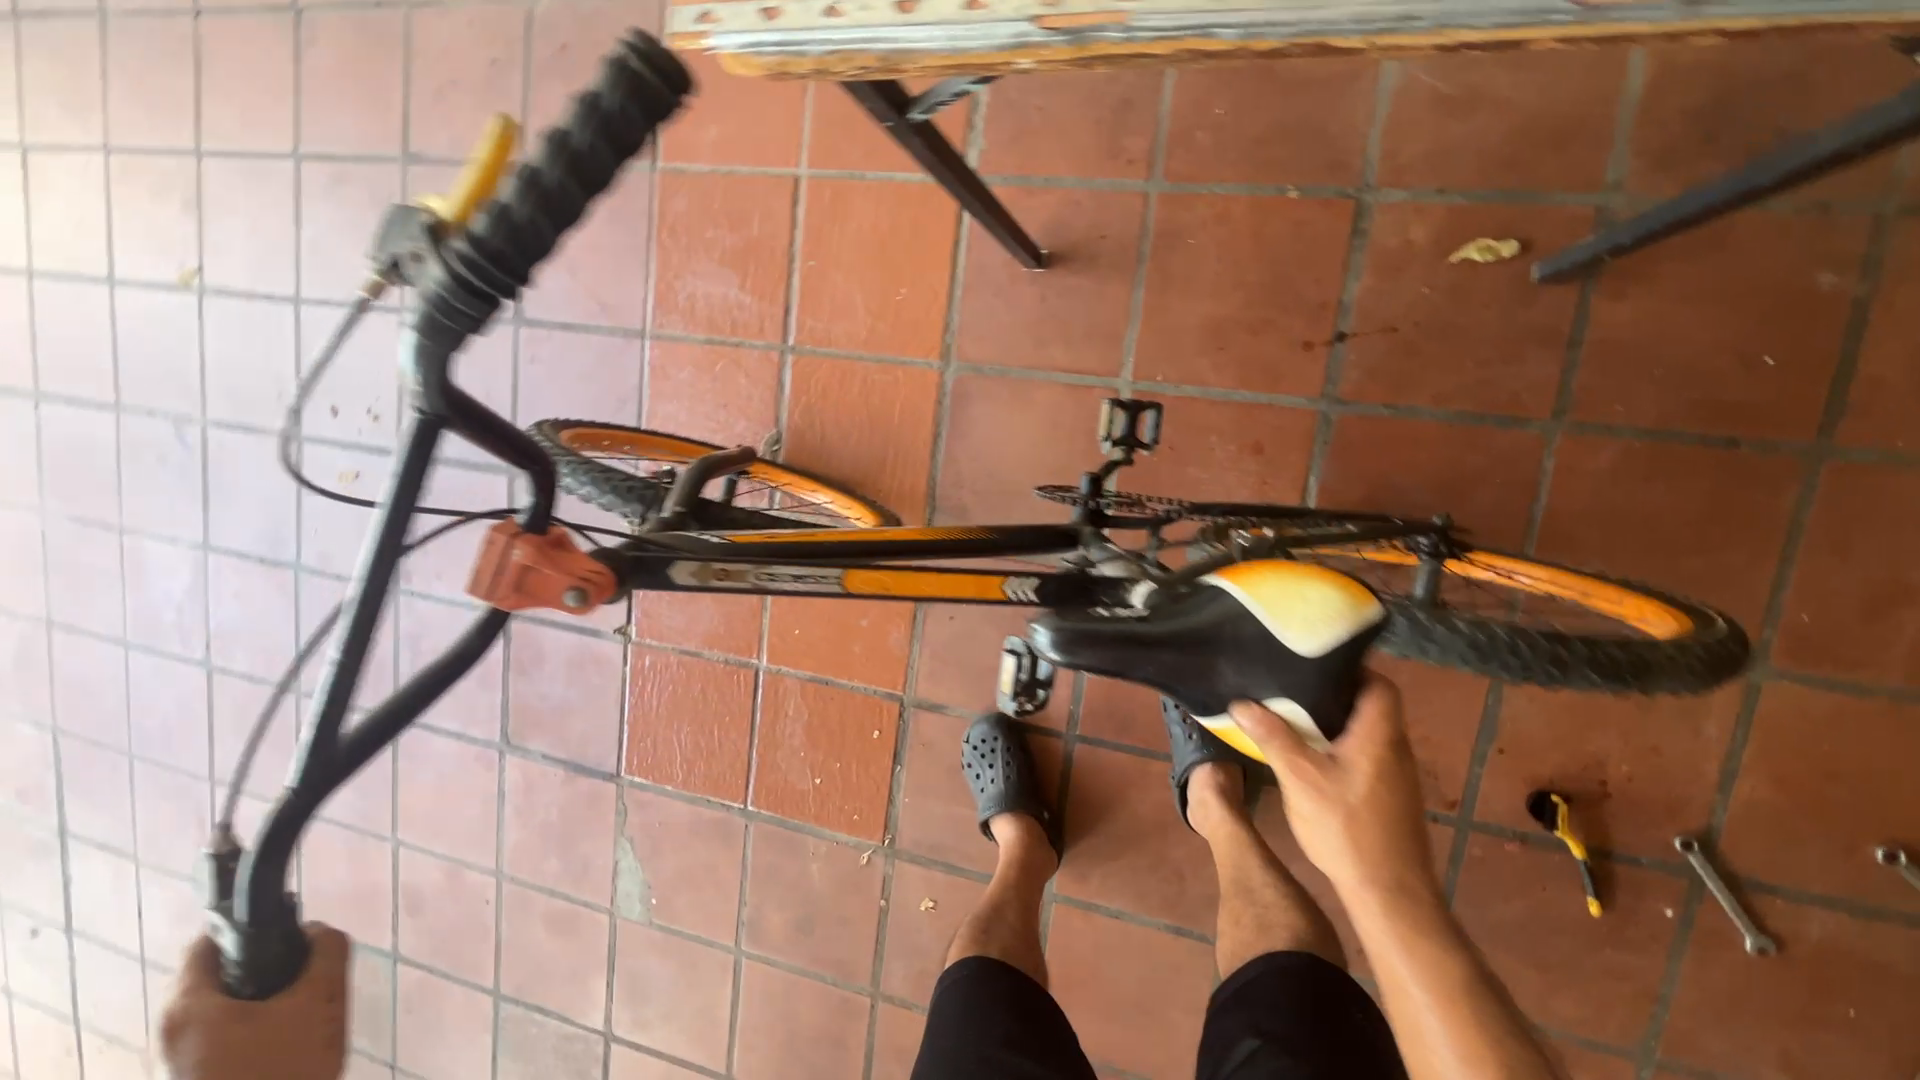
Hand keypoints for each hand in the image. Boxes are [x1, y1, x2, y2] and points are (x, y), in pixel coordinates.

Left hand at [159, 924, 350, 1079]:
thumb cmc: (283, 1068)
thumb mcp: (322, 1000)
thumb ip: (326, 952)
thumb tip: (316, 931)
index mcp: (189, 1003)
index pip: (211, 938)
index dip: (254, 926)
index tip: (292, 935)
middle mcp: (171, 1027)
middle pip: (222, 971)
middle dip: (268, 965)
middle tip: (307, 976)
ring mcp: (177, 1057)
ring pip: (227, 1002)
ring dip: (266, 996)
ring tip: (304, 1010)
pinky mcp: (193, 1075)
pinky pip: (225, 1030)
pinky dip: (256, 1023)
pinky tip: (289, 1040)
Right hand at [1228, 676, 1439, 904]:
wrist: (1388, 891)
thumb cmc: (1345, 827)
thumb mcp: (1300, 777)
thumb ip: (1273, 737)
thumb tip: (1241, 702)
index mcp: (1380, 735)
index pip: (1379, 684)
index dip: (1352, 669)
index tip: (1315, 668)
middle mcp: (1395, 749)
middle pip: (1371, 707)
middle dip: (1335, 697)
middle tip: (1295, 692)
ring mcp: (1397, 776)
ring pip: (1367, 735)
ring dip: (1337, 726)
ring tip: (1296, 722)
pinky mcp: (1392, 798)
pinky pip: (1367, 758)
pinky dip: (1342, 751)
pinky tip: (1313, 763)